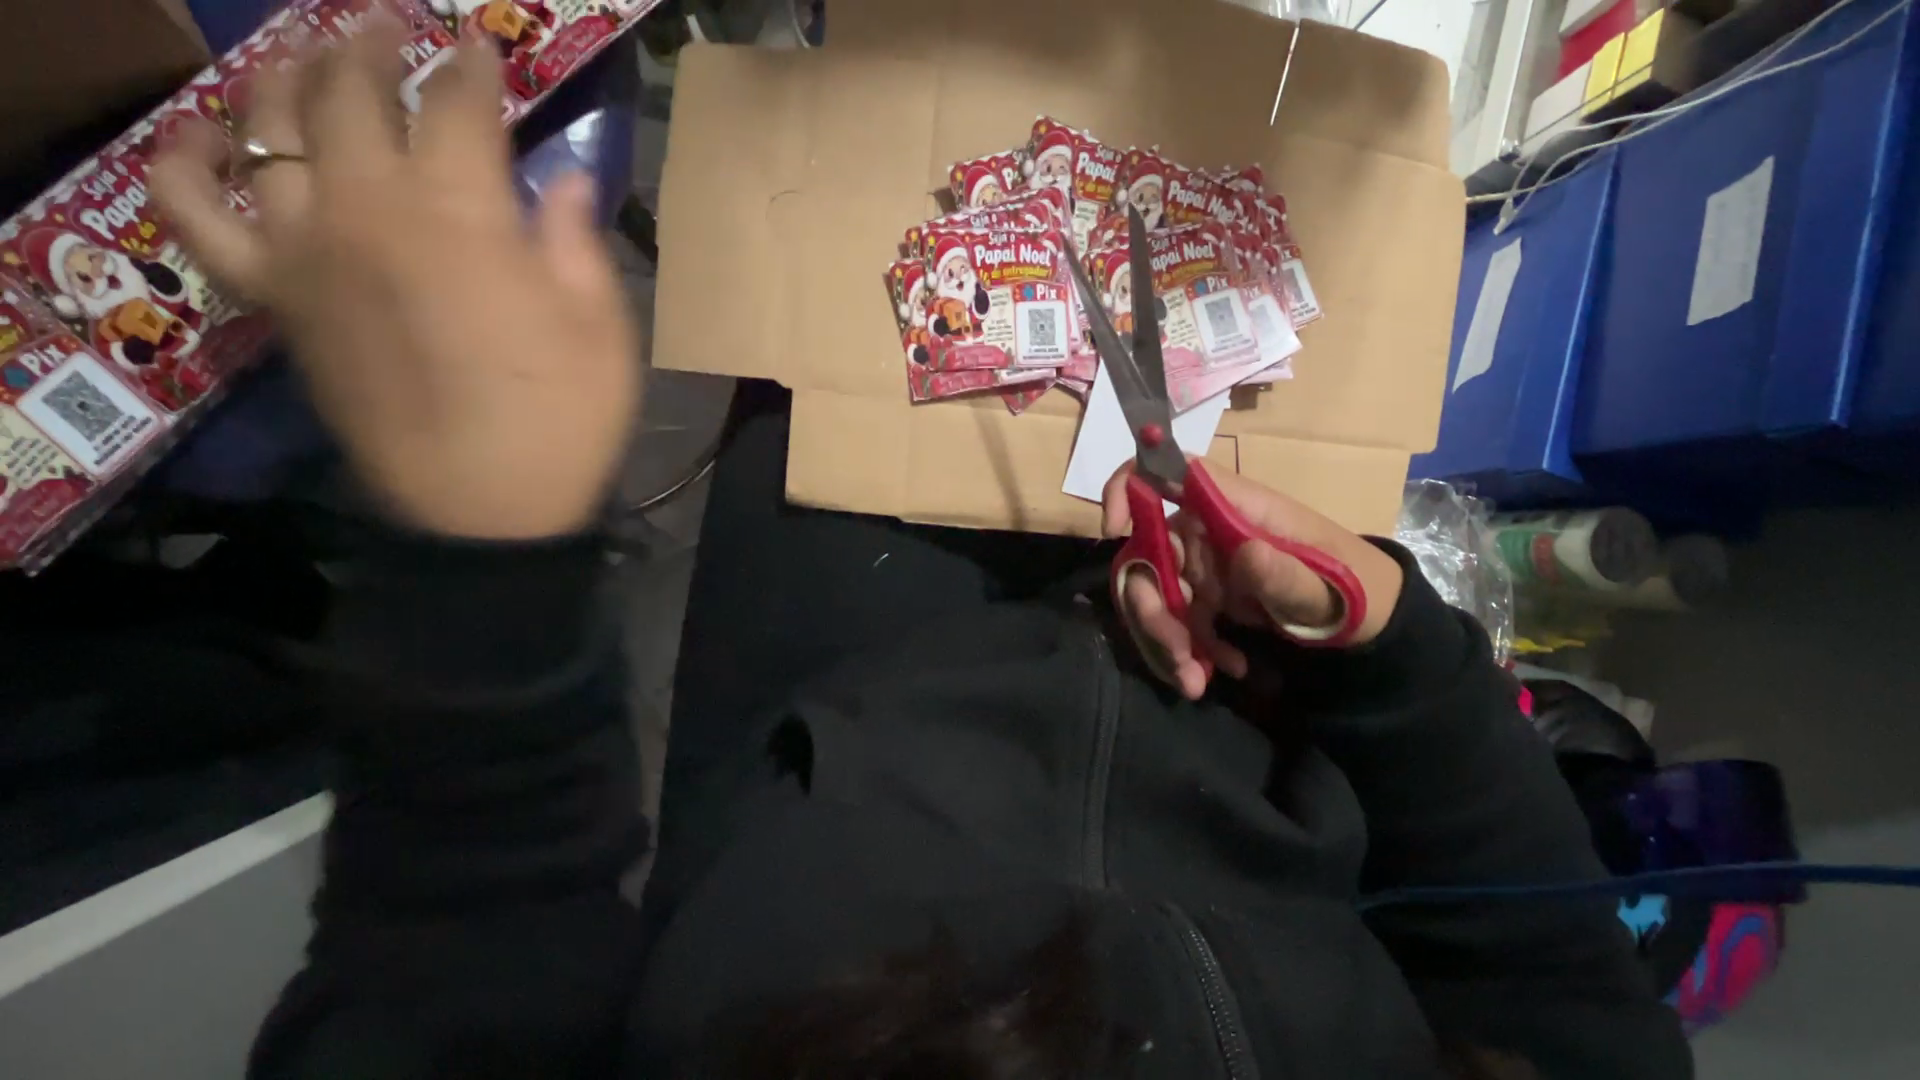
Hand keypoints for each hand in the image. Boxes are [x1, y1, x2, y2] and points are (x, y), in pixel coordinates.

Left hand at [150, 21, 636, 539]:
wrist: (484, 510)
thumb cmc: (563, 419)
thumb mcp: (604, 331)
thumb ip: (577, 241)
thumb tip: (563, 177)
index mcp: (464, 213)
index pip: (458, 104)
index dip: (473, 68)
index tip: (485, 49)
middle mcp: (370, 207)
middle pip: (349, 92)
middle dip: (373, 48)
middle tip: (391, 30)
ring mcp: (308, 247)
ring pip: (270, 127)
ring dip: (288, 78)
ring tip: (310, 60)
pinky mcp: (277, 294)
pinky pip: (201, 214)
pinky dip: (188, 166)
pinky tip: (206, 140)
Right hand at [1100, 464, 1404, 699]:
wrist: (1366, 620)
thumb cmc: (1348, 588)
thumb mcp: (1322, 590)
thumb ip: (1285, 575)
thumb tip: (1242, 552)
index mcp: (1234, 507)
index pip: (1169, 472)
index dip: (1129, 489)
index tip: (1116, 532)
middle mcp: (1207, 529)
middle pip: (1147, 550)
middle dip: (1150, 607)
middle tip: (1176, 655)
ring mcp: (1202, 564)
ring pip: (1154, 593)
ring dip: (1165, 640)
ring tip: (1194, 682)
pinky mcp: (1204, 596)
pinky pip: (1175, 619)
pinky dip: (1188, 650)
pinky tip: (1222, 670)